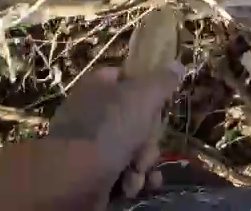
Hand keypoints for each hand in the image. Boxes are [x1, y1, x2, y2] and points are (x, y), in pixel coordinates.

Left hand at [50, 63, 183, 206]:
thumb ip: (163, 81)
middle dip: (149, 136)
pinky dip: (133, 179)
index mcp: (99, 85)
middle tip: (147, 145)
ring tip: (138, 171)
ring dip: (143, 161)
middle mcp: (92, 112)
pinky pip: (121, 170)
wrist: (72, 181)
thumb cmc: (109, 128)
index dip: (147, 87)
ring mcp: (91, 145)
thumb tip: (178, 64)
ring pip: (132, 146)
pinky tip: (136, 185)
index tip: (160, 102)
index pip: (127, 76)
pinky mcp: (92, 174)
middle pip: (135, 116)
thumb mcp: (144, 96)